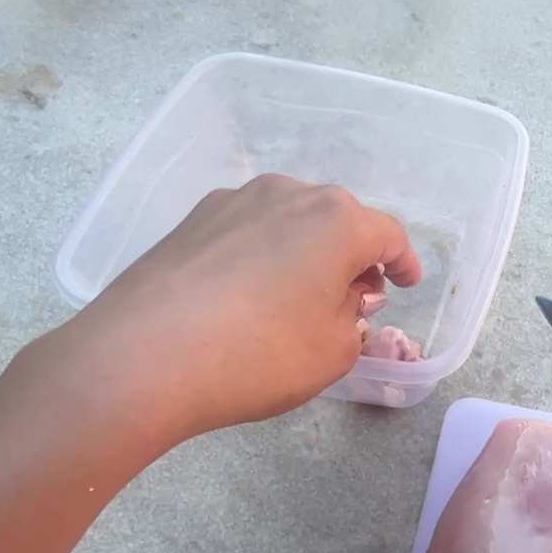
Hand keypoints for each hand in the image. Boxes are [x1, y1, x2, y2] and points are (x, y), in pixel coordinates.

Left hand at [31, 174, 421, 444]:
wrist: (144, 357)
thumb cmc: (261, 355)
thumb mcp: (334, 351)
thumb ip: (352, 317)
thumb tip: (340, 295)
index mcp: (337, 221)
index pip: (388, 236)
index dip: (404, 263)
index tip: (407, 284)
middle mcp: (288, 195)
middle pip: (338, 221)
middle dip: (355, 257)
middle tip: (356, 297)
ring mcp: (233, 202)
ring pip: (291, 222)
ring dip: (309, 253)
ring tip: (303, 297)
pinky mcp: (191, 221)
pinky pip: (250, 232)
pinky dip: (267, 256)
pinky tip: (254, 295)